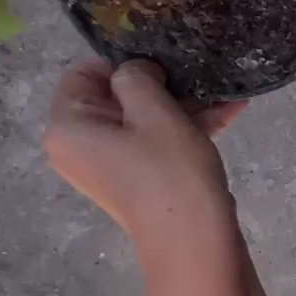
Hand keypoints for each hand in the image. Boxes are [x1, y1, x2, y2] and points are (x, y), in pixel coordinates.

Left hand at [43, 58, 247, 240]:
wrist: (190, 232)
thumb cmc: (169, 169)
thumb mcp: (157, 114)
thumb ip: (138, 80)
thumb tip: (135, 70)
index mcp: (68, 125)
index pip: (83, 75)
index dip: (124, 62)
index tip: (168, 63)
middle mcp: (76, 143)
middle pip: (115, 99)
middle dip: (163, 87)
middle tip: (203, 78)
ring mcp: (105, 162)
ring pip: (141, 120)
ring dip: (182, 107)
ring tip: (227, 96)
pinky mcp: (133, 176)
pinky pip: (153, 141)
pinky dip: (184, 127)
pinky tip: (228, 115)